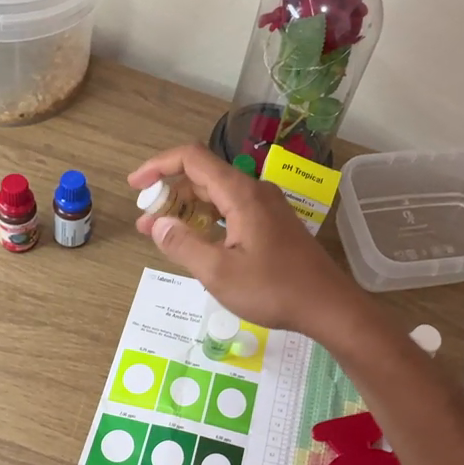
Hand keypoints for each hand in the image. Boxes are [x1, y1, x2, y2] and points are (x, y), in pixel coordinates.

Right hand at [129, 144, 364, 334]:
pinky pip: (232, 210)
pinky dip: (208, 219)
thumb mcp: (219, 273)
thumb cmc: (274, 290)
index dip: (158, 165)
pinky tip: (195, 241)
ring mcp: (267, 207)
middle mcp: (255, 192)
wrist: (328, 306)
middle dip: (169, 192)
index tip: (135, 186)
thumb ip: (184, 245)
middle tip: (144, 220)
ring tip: (160, 232)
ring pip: (218, 194)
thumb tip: (157, 224)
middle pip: (204, 175)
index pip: (192, 159)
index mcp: (241, 194)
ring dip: (187, 208)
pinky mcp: (273, 224)